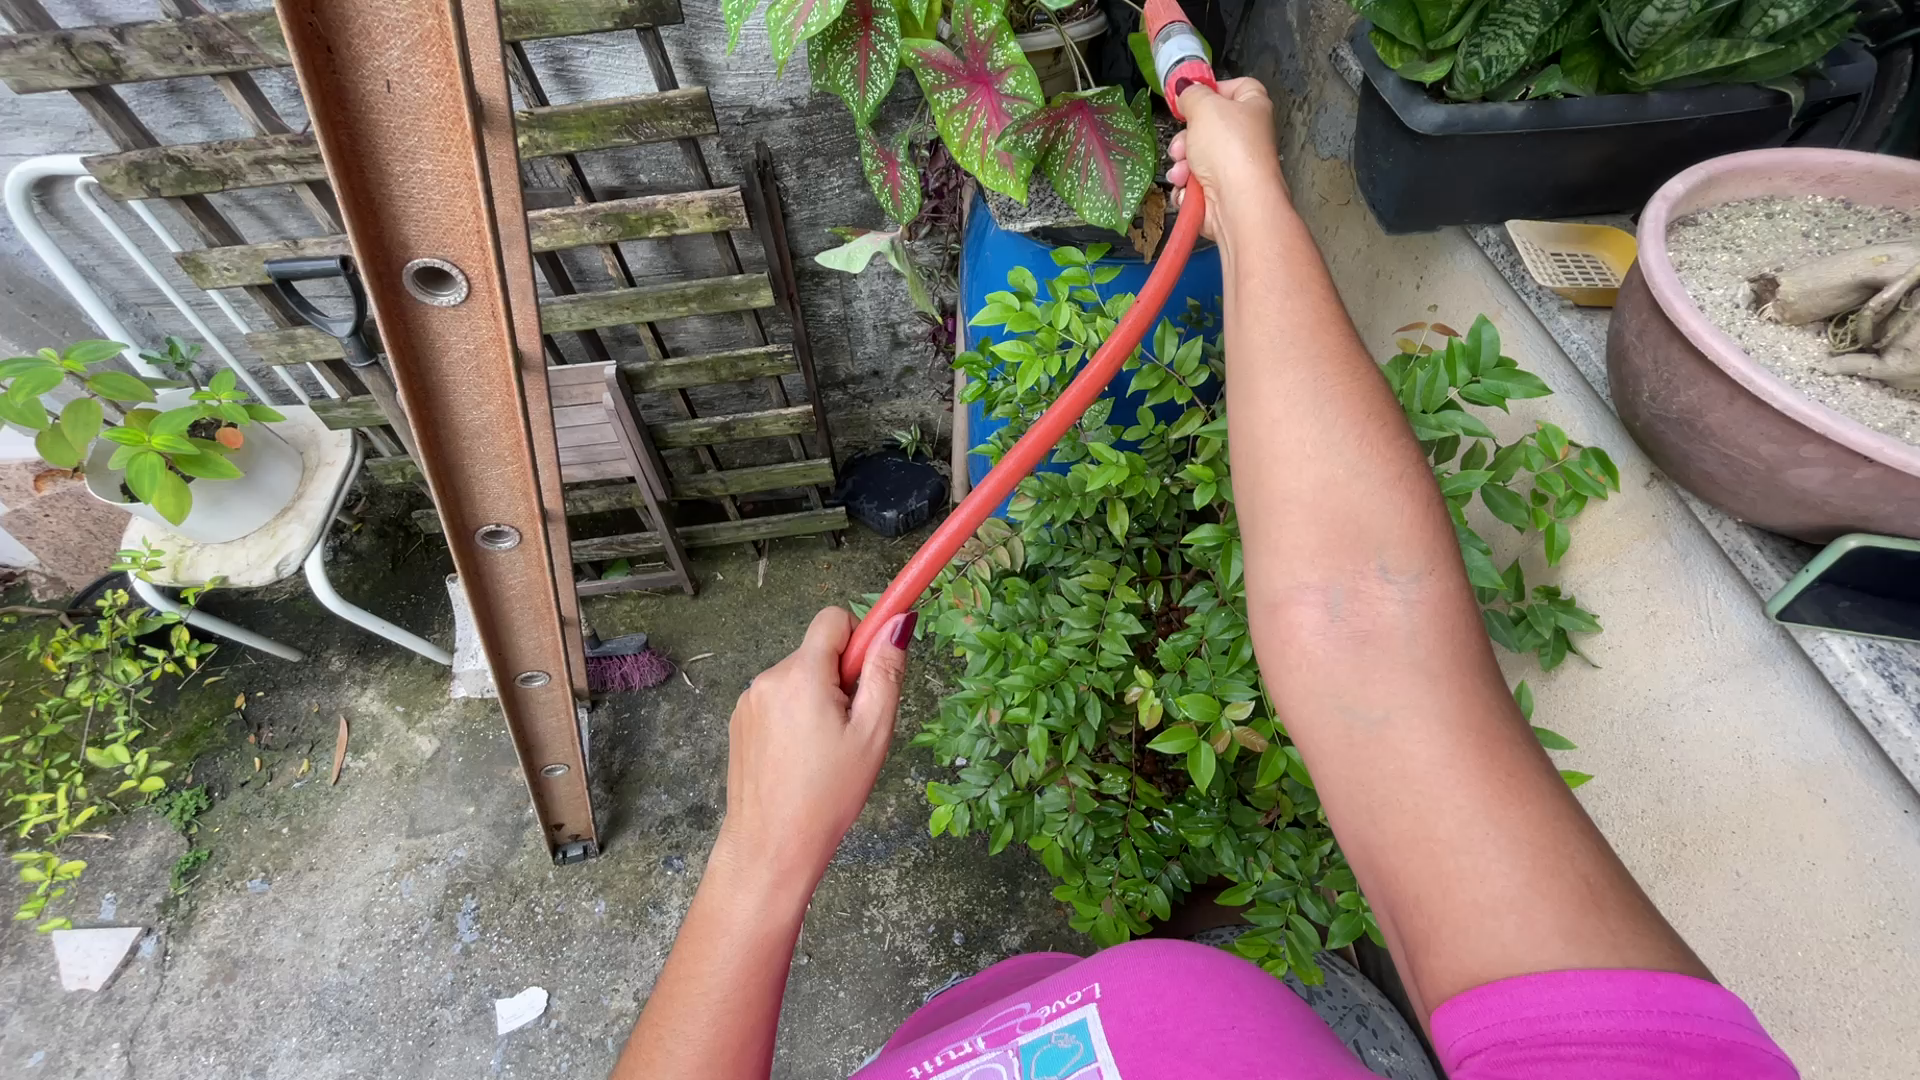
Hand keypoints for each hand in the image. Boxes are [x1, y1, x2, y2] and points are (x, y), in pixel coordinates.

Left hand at [712, 607, 915, 892]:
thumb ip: (886, 670)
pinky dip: (796, 715)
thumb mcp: (873, 732)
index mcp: (802, 674)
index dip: (860, 638)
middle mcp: (769, 677)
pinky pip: (779, 699)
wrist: (770, 848)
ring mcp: (748, 700)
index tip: (870, 675)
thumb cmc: (829, 793)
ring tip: (826, 749)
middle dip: (841, 677)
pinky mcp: (740, 722)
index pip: (834, 619)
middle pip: (818, 652)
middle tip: (852, 727)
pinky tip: (801, 757)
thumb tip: (899, 622)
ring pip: (800, 677)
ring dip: (819, 698)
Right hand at [1167, 77, 1286, 248]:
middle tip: (1181, 146)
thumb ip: (1192, 94)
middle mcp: (1244, 137)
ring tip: (1183, 172)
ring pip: (1194, 160)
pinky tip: (1187, 190)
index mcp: (1252, 107)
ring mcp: (1231, 168)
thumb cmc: (1230, 150)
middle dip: (1185, 139)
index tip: (1191, 99)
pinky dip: (1185, 188)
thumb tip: (1185, 89)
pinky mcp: (1218, 194)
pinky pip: (1192, 186)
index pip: (1234, 87)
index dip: (1211, 91)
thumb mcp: (1205, 107)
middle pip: (1206, 128)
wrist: (1236, 202)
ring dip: (1181, 166)